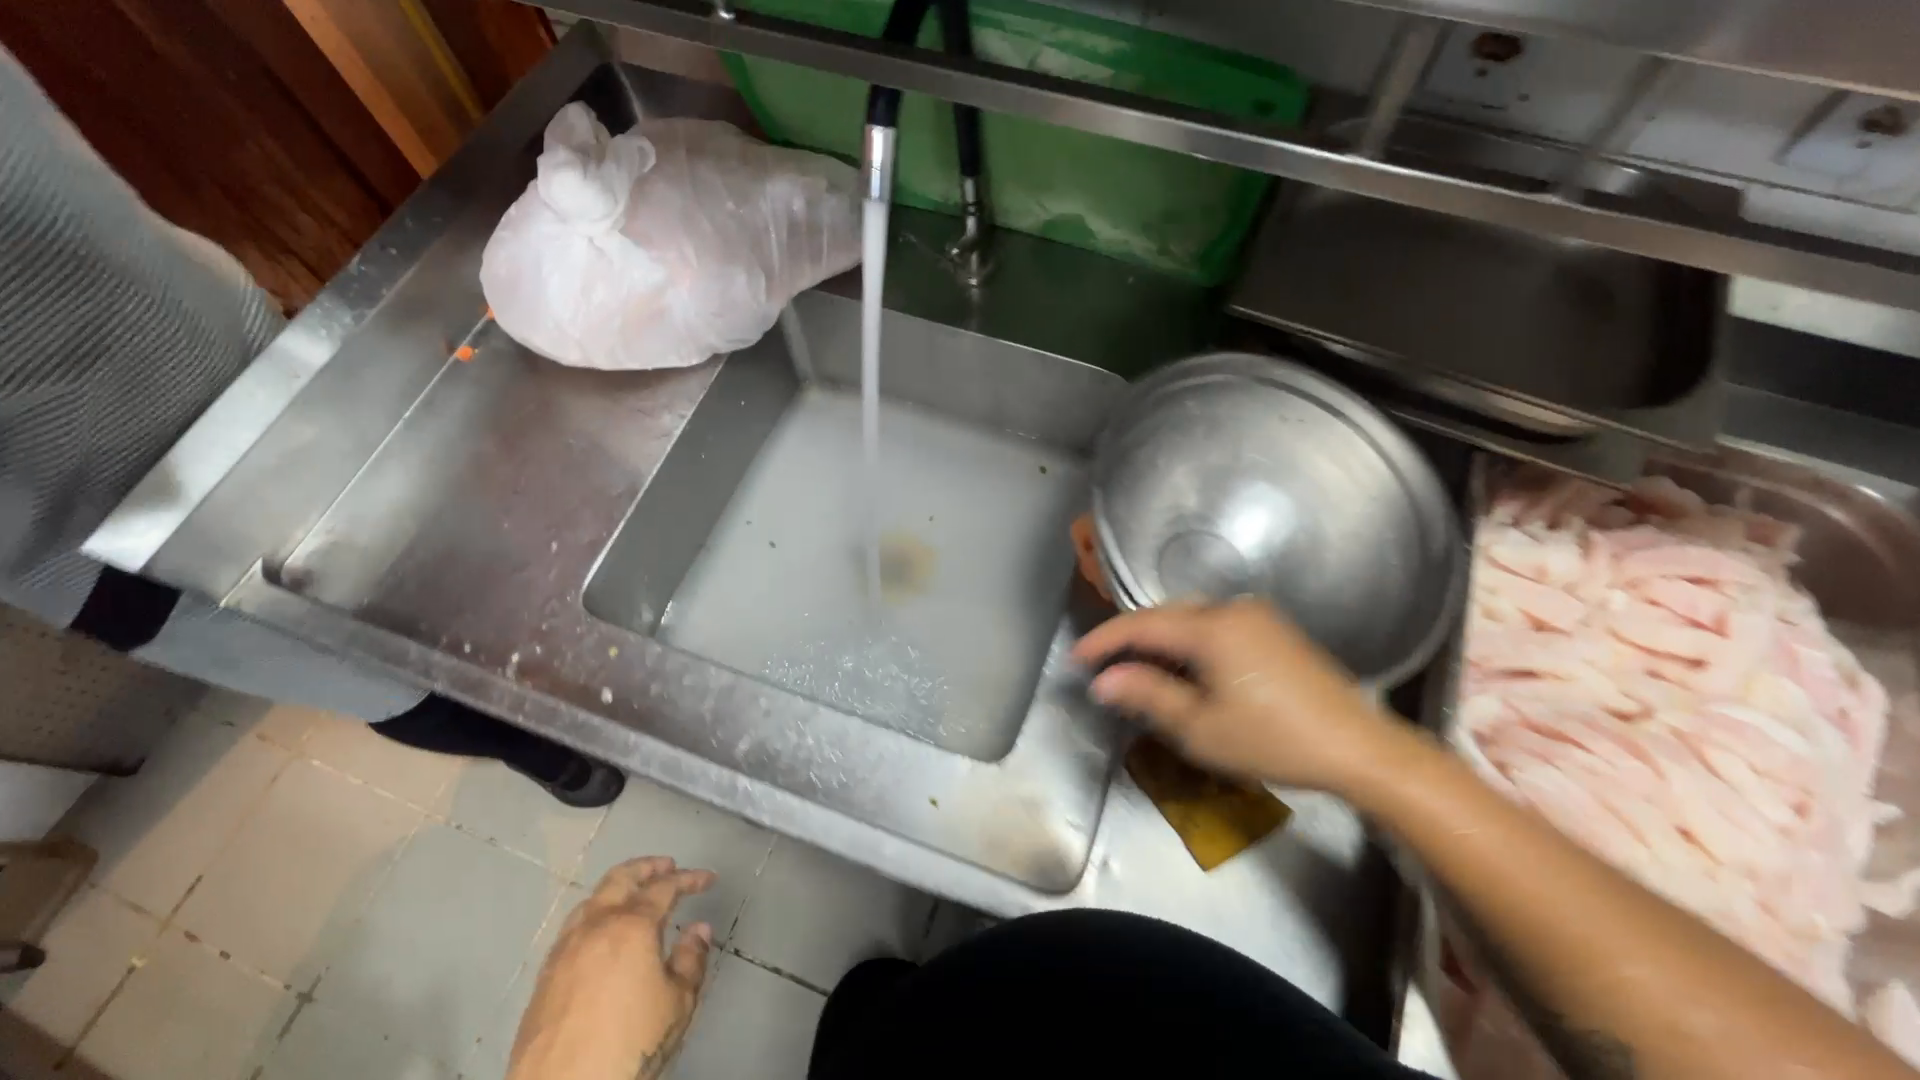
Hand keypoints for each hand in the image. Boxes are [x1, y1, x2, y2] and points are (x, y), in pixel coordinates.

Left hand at [508, 857, 715, 1079]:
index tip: (708, 879)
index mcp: (631, 927)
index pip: (664, 888)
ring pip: (591, 900)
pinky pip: (574, 928)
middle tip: (667, 866)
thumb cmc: (630, 1044)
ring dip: (617, 889)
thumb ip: (691, 960)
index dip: (689, 879)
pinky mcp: (545, 976)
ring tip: (635, 896)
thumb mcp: (678, 1003)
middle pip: (619, 880)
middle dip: (646, 867)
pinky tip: (603, 936)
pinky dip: (595, 915)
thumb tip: (698, 930)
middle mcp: (594, 927)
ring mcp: (563, 950)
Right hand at [1072, 597, 1408, 792]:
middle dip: (1131, 639)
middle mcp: (1233, 609)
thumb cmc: (1272, 740)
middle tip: (1103, 668)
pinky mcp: (1274, 630)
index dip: (1104, 640)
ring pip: (1191, 618)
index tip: (1076, 658)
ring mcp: (1258, 616)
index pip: (1141, 624)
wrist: (1356, 746)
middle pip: (1166, 615)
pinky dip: (1189, 643)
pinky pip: (1216, 626)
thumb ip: (1147, 695)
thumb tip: (1103, 680)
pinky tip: (1184, 671)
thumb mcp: (1200, 727)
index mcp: (1211, 628)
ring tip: (1138, 673)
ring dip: (1161, 641)